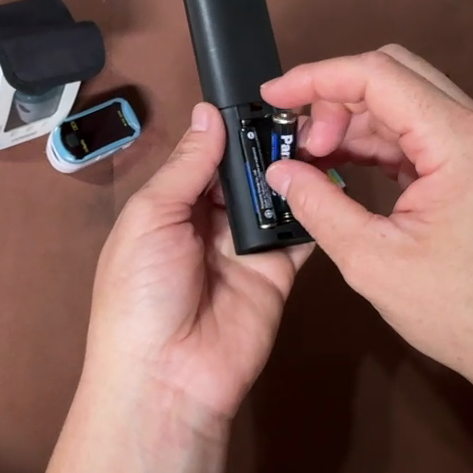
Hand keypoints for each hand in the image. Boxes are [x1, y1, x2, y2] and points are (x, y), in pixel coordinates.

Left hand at [86, 102, 312, 428]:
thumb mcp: (151, 218)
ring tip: (323, 136)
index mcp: (169, 206)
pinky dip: (313, 210)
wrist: (168, 377)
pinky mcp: (278, 273)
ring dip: (292, 172)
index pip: (205, 156)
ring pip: (273, 197)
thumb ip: (186, 166)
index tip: (263, 95)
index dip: (230, 129)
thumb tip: (207, 113)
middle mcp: (208, 222)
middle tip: (305, 112)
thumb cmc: (141, 293)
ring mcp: (245, 247)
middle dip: (266, 146)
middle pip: (243, 174)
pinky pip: (300, 235)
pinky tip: (331, 178)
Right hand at [260, 46, 472, 382]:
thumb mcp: (373, 261)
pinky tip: (342, 166)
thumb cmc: (464, 312)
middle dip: (333, 98)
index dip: (316, 78)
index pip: (377, 75)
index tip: (273, 96)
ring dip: (351, 120)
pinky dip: (374, 140)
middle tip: (299, 143)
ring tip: (313, 160)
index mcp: (461, 143)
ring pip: (401, 99)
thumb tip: (280, 171)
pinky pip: (415, 129)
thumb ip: (319, 206)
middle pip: (391, 74)